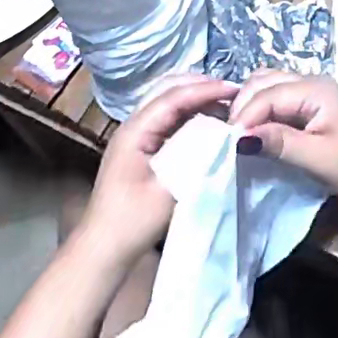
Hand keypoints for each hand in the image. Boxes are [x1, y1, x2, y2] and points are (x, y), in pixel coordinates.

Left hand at [80, 76, 237, 260]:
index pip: (173, 97)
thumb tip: (224, 132)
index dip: (205, 90)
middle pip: (168, 89)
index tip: (234, 90)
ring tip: (224, 104)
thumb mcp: (168, 190)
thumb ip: (196, 156)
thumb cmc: (133, 222)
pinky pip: (168, 117)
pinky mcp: (141, 146)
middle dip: (200, 86)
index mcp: (135, 131)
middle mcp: (133, 124)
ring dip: (195, 97)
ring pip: (168, 101)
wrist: (102, 251)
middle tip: (232, 93)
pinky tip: (208, 121)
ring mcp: (135, 134)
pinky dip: (190, 112)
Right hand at [229, 73, 337, 206]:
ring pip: (267, 85)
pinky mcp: (310, 104)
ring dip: (249, 104)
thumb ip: (280, 143)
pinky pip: (276, 96)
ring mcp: (310, 90)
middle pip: (262, 81)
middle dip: (242, 106)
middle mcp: (309, 81)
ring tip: (238, 134)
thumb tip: (240, 137)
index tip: (227, 145)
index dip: (244, 117)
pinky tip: (255, 129)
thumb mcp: (319, 158)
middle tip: (229, 139)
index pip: (266, 94)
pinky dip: (260, 107)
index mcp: (314, 88)